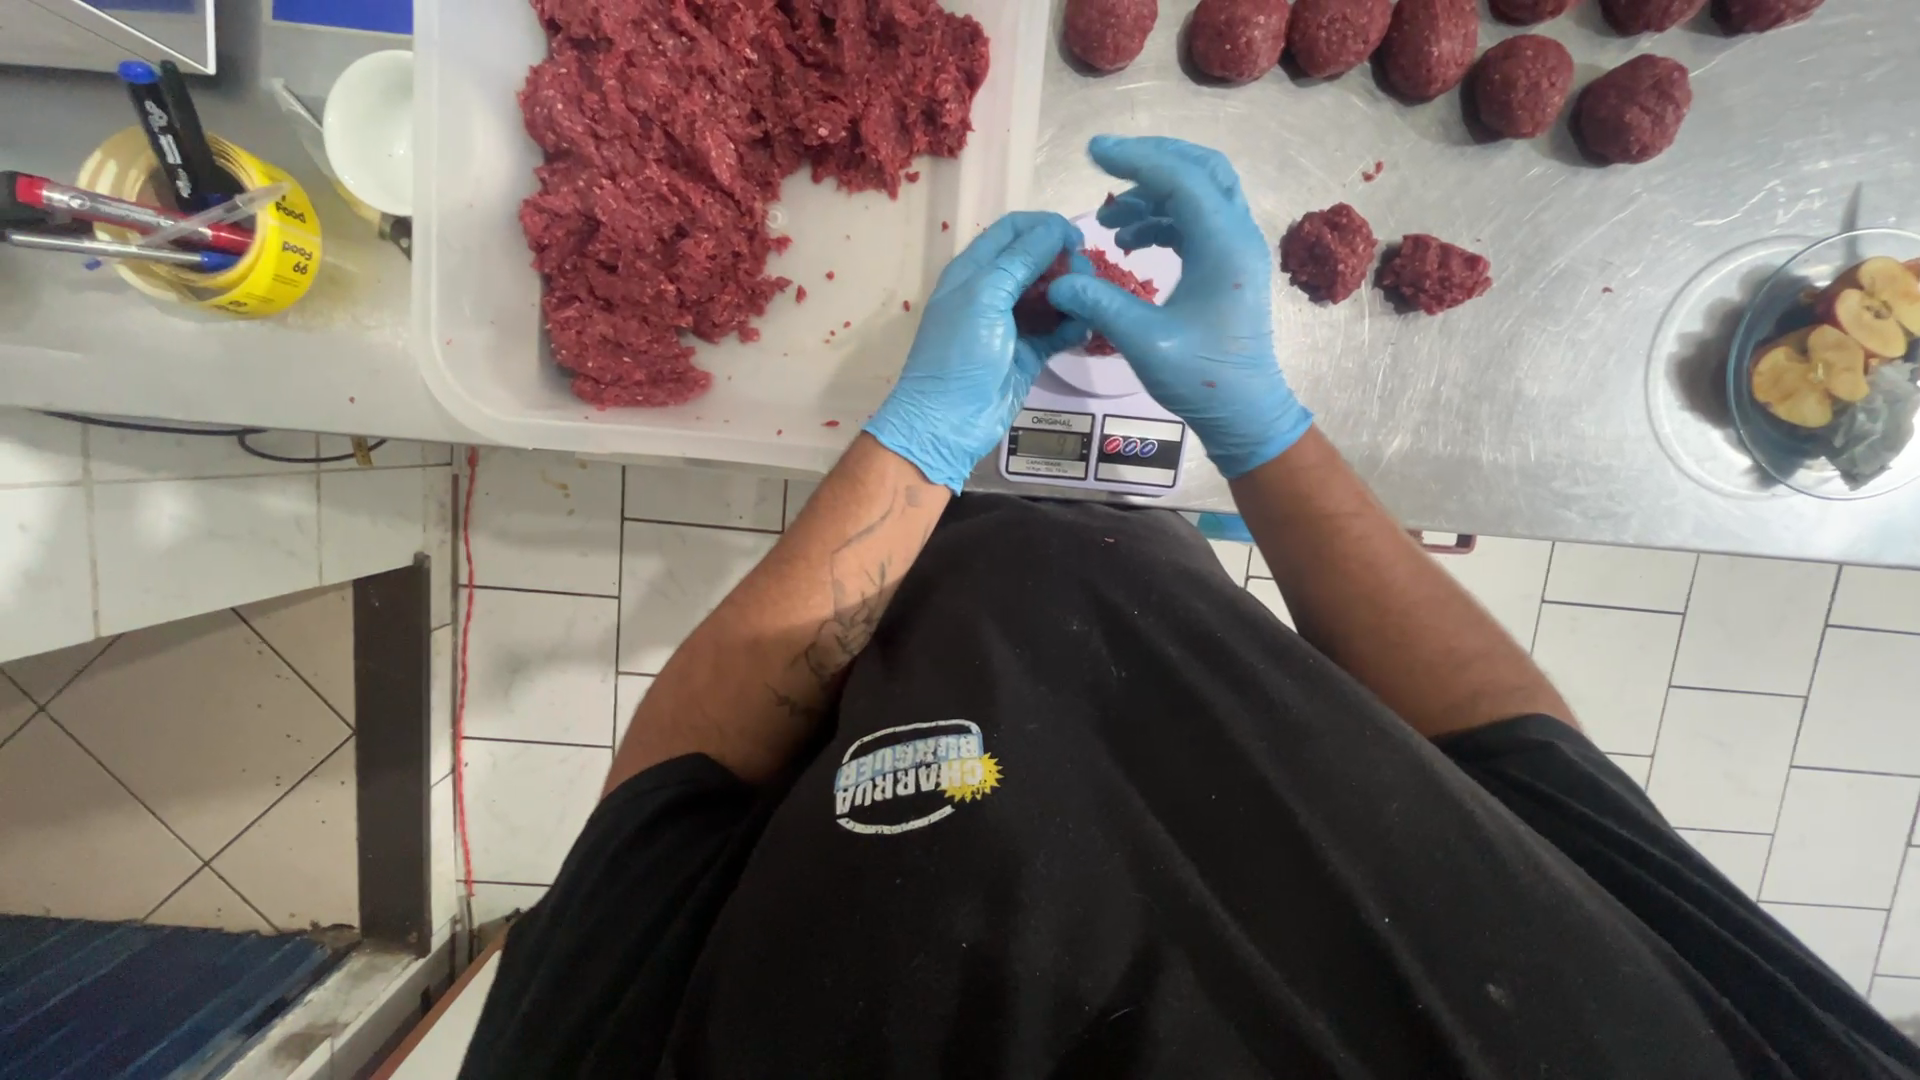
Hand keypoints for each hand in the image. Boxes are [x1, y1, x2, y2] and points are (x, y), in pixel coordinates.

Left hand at [865, 212, 1088, 492]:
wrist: (949, 421)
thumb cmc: (959, 353)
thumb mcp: (985, 296)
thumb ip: (1021, 259)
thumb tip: (1056, 228)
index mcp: (974, 271)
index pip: (1012, 231)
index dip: (1045, 227)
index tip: (1076, 238)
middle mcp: (993, 292)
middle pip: (1036, 260)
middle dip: (1063, 260)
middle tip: (1086, 273)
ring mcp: (1012, 325)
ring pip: (1050, 295)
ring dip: (1073, 292)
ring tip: (1091, 298)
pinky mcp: (1029, 354)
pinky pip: (1058, 330)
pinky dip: (1074, 326)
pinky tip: (1088, 325)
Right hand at [1045, 135, 1312, 477]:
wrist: (1245, 411)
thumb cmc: (1201, 379)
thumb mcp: (1144, 342)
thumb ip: (1100, 305)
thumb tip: (1057, 283)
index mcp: (1223, 245)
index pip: (1180, 178)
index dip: (1135, 160)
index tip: (1093, 154)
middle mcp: (1237, 236)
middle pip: (1200, 170)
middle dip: (1151, 162)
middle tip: (1107, 166)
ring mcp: (1237, 251)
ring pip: (1200, 195)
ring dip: (1154, 195)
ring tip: (1111, 222)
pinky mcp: (1230, 268)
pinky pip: (1198, 223)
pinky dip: (1164, 220)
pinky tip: (1133, 242)